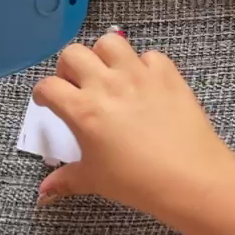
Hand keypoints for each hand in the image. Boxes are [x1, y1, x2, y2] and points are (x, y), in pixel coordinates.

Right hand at [32, 29, 234, 230]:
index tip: (48, 101)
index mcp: (82, 110)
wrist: (191, 178)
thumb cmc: (137, 182)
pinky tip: (145, 84)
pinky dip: (143, 65)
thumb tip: (44, 192)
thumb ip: (65, 180)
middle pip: (73, 54)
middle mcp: (106, 84)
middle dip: (68, 67)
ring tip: (109, 74)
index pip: (48, 86)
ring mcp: (138, 75)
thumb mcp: (95, 180)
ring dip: (103, 55)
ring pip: (110, 42)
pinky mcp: (167, 74)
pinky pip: (149, 56)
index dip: (43, 94)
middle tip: (77, 86)